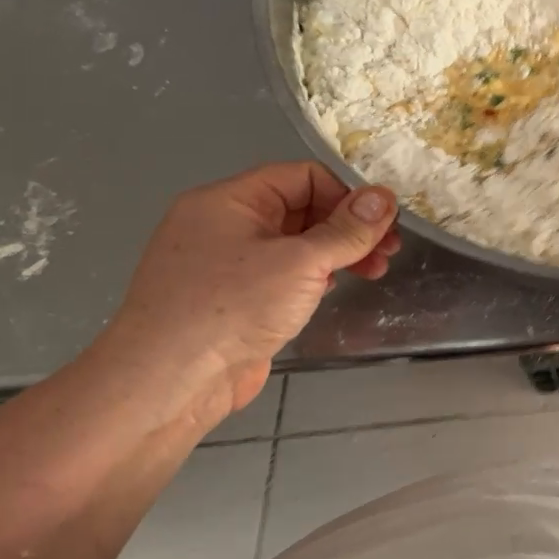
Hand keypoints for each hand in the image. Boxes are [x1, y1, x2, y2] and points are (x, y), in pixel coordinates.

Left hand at [104, 162, 401, 427]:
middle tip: (390, 248)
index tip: (384, 222)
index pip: (303, 177)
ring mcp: (227, 263)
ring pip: (298, 242)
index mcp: (229, 202)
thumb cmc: (232, 307)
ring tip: (375, 271)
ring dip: (341, 251)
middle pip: (303, 208)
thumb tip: (384, 196)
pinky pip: (285, 270)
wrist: (167, 382)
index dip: (347, 194)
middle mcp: (224, 225)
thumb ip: (349, 229)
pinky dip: (318, 274)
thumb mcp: (303, 261)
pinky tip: (336, 289)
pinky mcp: (234, 296)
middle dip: (351, 226)